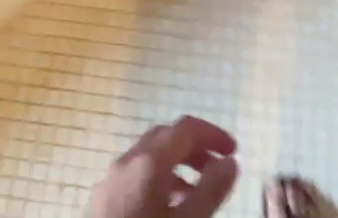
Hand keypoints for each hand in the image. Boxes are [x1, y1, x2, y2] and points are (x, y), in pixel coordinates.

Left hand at [87, 117, 238, 217]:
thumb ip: (211, 190)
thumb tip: (230, 162)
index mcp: (148, 160)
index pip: (185, 128)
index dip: (213, 134)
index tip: (235, 152)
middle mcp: (127, 161)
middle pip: (166, 138)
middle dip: (195, 148)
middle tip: (218, 170)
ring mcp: (110, 180)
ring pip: (149, 158)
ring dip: (177, 166)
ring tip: (198, 194)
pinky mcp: (102, 200)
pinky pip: (136, 177)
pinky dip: (159, 181)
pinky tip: (168, 210)